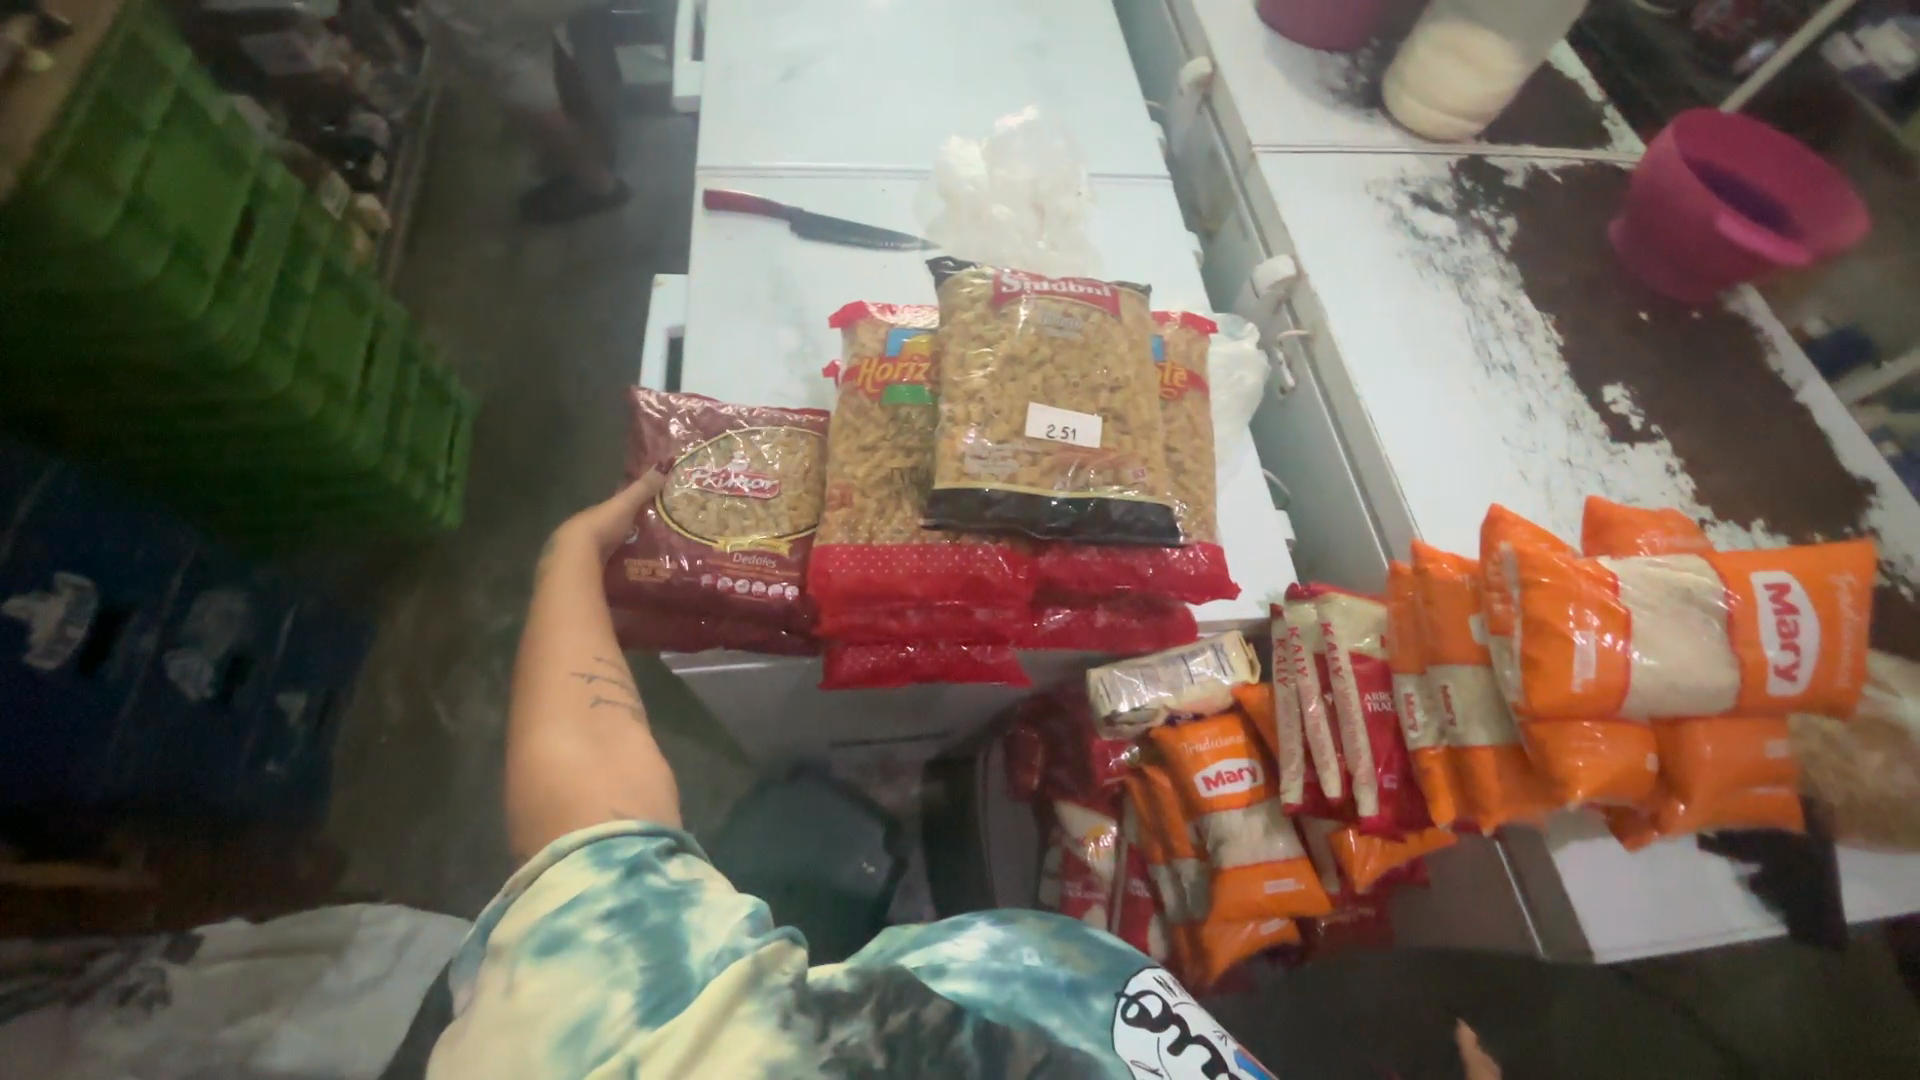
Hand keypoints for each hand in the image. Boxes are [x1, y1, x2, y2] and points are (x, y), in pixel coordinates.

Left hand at [550, 464, 669, 564]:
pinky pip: (598, 572)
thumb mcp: (625, 504)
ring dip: (614, 556)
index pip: (608, 511)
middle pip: (604, 533)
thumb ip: (642, 489)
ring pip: (600, 553)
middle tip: (643, 542)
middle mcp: (582, 532)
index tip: (641, 517)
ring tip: (640, 564)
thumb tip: (662, 467)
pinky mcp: (580, 574)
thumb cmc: (601, 525)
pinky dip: (609, 573)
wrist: (576, 555)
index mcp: (592, 515)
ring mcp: (579, 554)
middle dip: (619, 536)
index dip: (623, 513)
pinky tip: (624, 579)